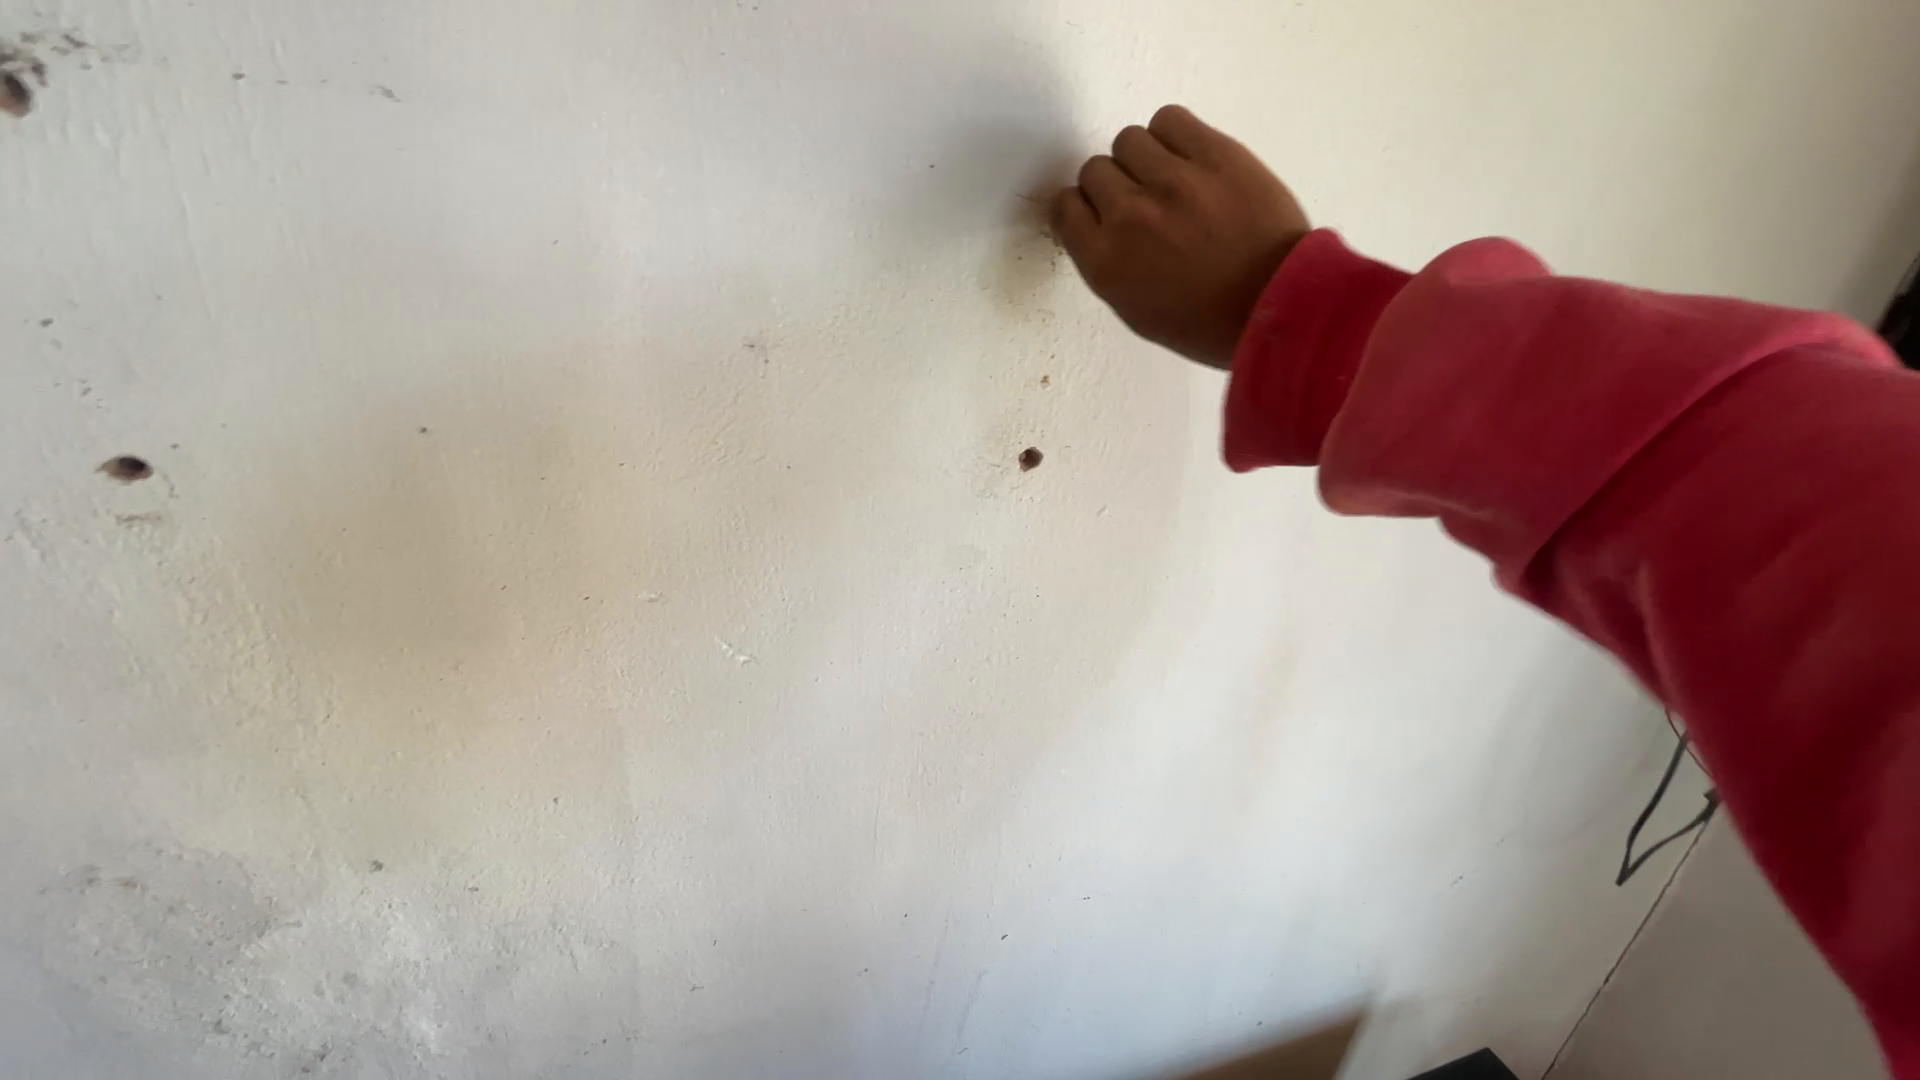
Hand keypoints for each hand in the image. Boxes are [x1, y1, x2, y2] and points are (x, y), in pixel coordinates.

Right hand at [1052, 106, 1310, 370]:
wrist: (1275, 304)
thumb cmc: (1202, 323)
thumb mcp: (1135, 310)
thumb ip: (1107, 263)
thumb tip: (1100, 223)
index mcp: (1105, 263)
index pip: (1066, 208)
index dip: (1084, 210)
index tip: (1102, 216)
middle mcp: (1128, 215)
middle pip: (1095, 170)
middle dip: (1113, 187)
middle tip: (1144, 204)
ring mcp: (1171, 180)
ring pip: (1129, 140)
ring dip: (1141, 159)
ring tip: (1168, 179)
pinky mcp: (1213, 153)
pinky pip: (1169, 120)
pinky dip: (1170, 135)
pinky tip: (1187, 157)